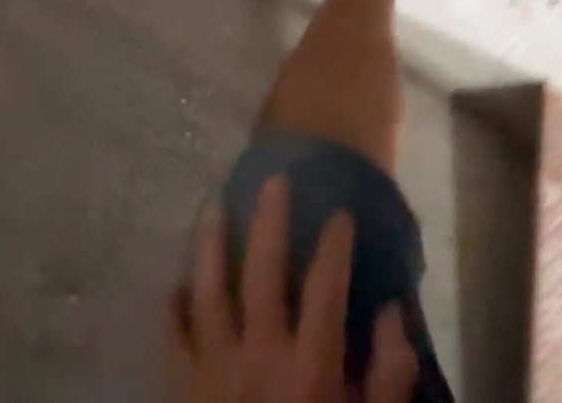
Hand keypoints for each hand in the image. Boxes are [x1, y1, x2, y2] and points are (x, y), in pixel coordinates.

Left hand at [174, 177, 417, 402]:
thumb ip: (389, 375)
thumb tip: (393, 309)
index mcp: (309, 367)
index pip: (326, 287)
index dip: (336, 245)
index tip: (342, 213)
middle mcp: (258, 357)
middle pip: (262, 273)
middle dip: (270, 221)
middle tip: (275, 180)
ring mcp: (211, 374)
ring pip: (207, 293)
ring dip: (210, 246)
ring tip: (214, 205)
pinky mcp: (178, 392)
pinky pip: (168, 339)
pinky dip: (172, 307)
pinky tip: (177, 281)